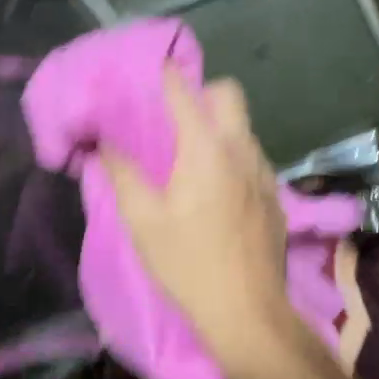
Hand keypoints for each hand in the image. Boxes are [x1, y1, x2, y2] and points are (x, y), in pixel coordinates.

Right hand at [103, 70, 291, 340]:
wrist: (248, 311)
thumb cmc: (188, 264)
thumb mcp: (143, 221)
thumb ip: (122, 175)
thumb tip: (102, 145)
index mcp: (205, 149)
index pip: (185, 92)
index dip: (167, 74)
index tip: (154, 66)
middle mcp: (241, 149)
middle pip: (229, 94)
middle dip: (204, 93)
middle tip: (178, 117)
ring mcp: (265, 172)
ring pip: (244, 127)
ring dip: (221, 127)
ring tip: (194, 157)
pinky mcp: (276, 196)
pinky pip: (254, 158)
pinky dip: (235, 157)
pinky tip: (219, 191)